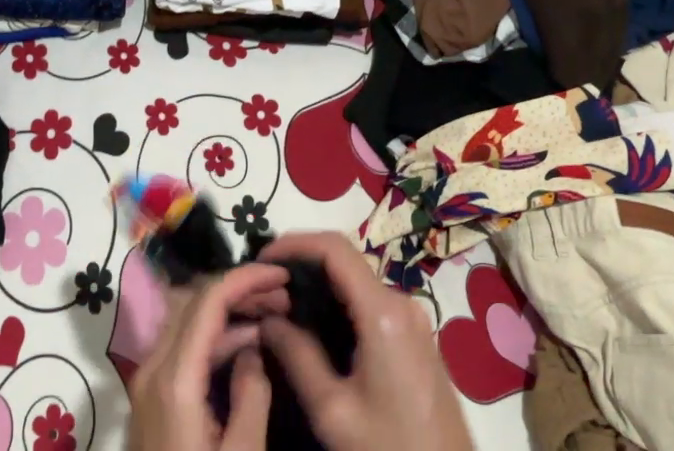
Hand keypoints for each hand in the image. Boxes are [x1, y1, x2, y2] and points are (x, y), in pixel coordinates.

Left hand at [127, 262, 289, 450]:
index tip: (281, 274)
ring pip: (186, 321)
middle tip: (283, 295)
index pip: (207, 301)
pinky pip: (181, 346)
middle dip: (239, 289)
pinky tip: (246, 343)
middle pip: (194, 303)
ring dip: (227, 310)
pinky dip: (214, 334)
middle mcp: (152, 368)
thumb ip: (252, 395)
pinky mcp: (150, 396)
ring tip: (273, 312)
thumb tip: (253, 350)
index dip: (246, 278)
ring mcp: (147, 381)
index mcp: (174, 379)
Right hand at [259, 232, 475, 450]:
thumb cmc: (390, 448)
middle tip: (262, 288)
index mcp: (383, 312)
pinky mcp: (413, 335)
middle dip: (300, 265)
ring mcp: (412, 318)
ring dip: (316, 285)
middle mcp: (402, 302)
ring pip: (354, 281)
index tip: (260, 259)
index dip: (294, 242)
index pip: (334, 248)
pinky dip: (335, 302)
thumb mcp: (333, 410)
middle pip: (343, 261)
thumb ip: (296, 356)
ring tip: (277, 305)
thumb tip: (267, 318)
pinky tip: (309, 325)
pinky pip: (367, 301)